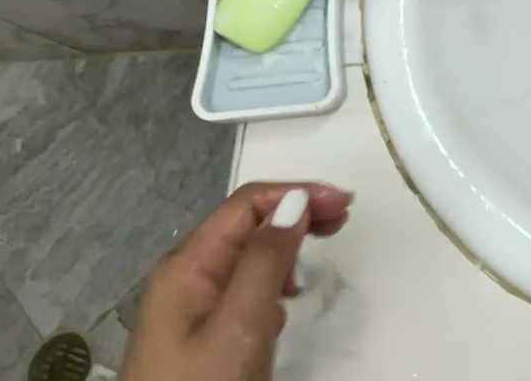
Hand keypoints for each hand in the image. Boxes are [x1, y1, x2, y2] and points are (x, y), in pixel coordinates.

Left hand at [122, 182, 352, 380]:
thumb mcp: (241, 326)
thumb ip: (267, 258)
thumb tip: (296, 199)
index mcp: (189, 264)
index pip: (248, 203)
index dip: (298, 193)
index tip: (346, 207)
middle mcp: (185, 276)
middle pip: (246, 223)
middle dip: (295, 214)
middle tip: (343, 223)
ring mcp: (188, 308)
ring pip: (245, 254)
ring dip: (285, 246)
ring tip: (316, 262)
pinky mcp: (197, 337)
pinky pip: (240, 287)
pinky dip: (271, 280)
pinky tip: (285, 304)